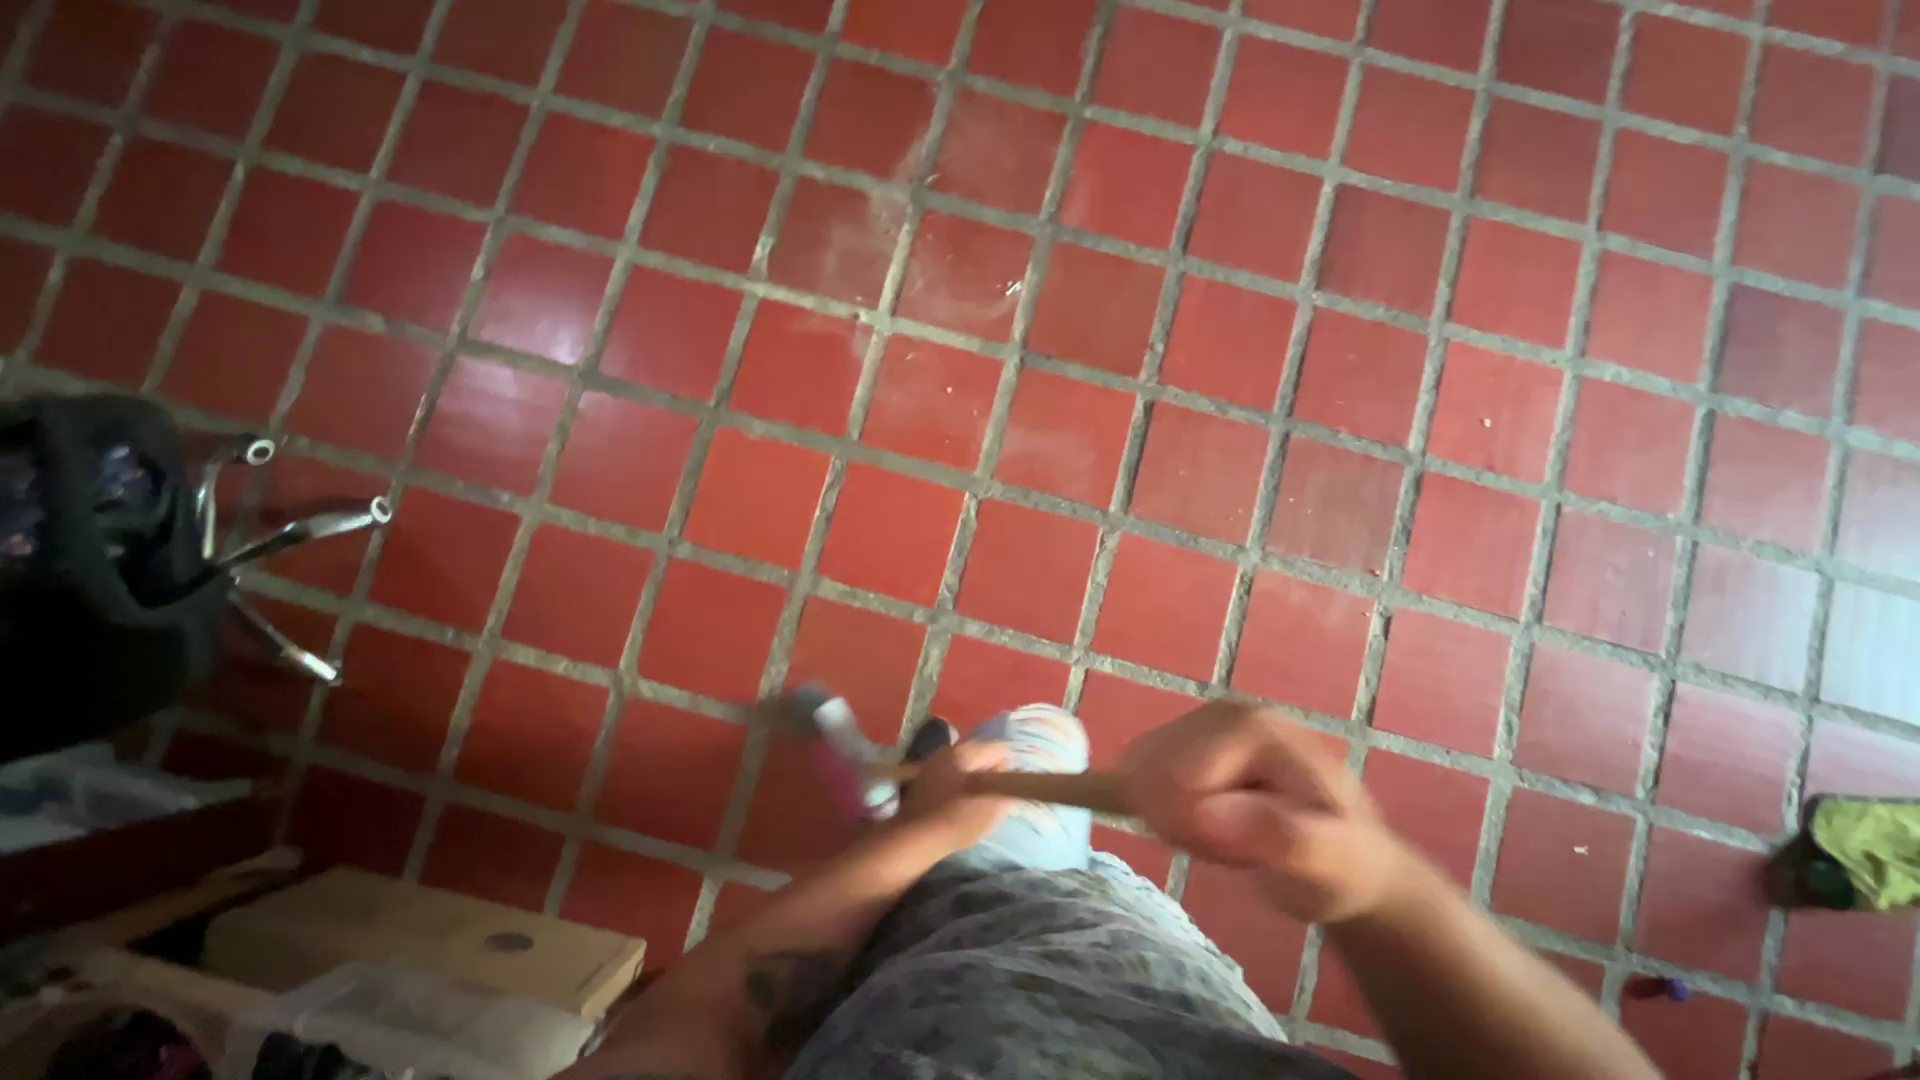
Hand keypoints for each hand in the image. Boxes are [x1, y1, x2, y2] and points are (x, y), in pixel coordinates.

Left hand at [893, 742, 1016, 849]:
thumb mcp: (992, 809)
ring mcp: (933, 760)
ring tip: (972, 802)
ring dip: (972, 778)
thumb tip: (1011, 777)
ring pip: (964, 763)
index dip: (1006, 769)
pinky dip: (956, 783)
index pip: (999, 749)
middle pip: (980, 753)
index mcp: (967, 752)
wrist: (915, 836)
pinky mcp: (923, 775)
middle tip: (990, 797)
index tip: (1004, 789)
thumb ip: (1008, 789)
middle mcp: (949, 749)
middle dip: (988, 771)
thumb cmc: (957, 821)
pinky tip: (954, 803)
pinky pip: (949, 772)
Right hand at [1119, 699, 1411, 922]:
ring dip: (1167, 816)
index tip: (1230, 855)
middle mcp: (1221, 711)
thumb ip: (1279, 837)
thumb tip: (1207, 812)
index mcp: (1253, 729)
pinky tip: (1200, 821)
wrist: (1349, 858)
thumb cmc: (1342, 867)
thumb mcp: (1328, 865)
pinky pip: (1138, 769)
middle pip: (1149, 768)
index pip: (1174, 777)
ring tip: (1222, 836)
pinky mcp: (1186, 736)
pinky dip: (1157, 805)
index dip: (1188, 827)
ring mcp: (1201, 720)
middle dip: (1175, 820)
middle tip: (1230, 848)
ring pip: (1138, 771)